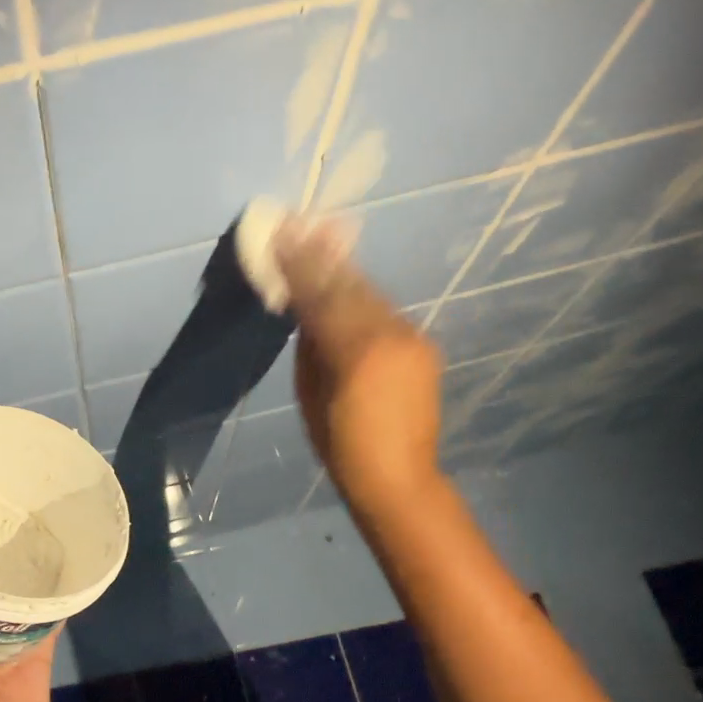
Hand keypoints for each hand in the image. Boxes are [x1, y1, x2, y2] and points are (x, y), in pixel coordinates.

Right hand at [275, 215, 444, 499]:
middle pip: (350, 285)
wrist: (399, 479)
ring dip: (343, 272)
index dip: (299, 263)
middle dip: (321, 255)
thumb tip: (307, 312)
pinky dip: (361, 298)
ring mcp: (412, 338)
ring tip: (321, 240)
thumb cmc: (341, 448)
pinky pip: (384, 313)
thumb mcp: (311, 397)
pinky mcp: (421, 346)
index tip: (280, 233)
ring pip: (370, 295)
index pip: (321, 296)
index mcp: (357, 352)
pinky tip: (347, 287)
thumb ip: (311, 347)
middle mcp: (391, 334)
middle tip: (299, 222)